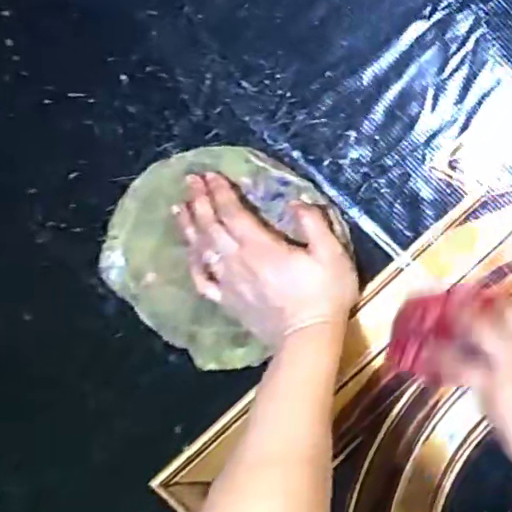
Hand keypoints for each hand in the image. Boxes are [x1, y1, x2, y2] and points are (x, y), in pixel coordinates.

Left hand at [173, 173, 357, 345]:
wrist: (308, 338)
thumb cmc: (324, 294)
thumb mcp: (332, 254)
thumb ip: (314, 224)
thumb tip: (296, 202)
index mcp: (261, 246)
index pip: (233, 213)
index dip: (221, 192)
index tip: (210, 174)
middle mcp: (237, 261)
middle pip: (212, 227)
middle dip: (200, 201)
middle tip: (189, 181)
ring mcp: (229, 283)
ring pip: (202, 249)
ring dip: (189, 226)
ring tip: (179, 207)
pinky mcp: (228, 302)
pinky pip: (203, 280)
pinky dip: (193, 264)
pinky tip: (190, 254)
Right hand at [433, 297, 511, 468]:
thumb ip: (495, 410)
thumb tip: (485, 393)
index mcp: (495, 386)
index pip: (458, 366)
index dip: (440, 356)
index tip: (429, 349)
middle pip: (480, 326)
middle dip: (462, 314)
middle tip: (454, 306)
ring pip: (511, 310)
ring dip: (498, 304)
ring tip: (492, 301)